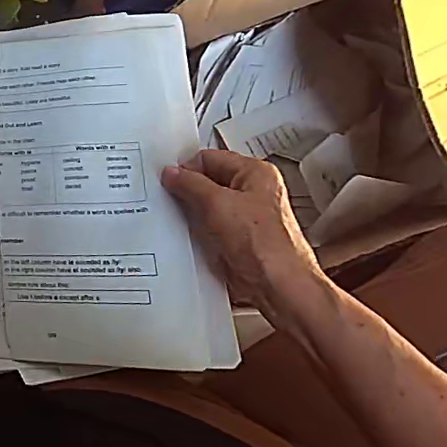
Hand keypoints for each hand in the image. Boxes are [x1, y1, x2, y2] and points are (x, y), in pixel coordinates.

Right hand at [160, 150, 326, 327]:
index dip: (187, 168)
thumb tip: (172, 173)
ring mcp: (245, 217)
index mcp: (255, 173)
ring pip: (207, 206)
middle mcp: (253, 192)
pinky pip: (209, 227)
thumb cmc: (265, 246)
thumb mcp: (216, 204)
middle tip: (171, 198)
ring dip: (192, 214)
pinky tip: (191, 237)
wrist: (278, 287)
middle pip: (208, 182)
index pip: (210, 158)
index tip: (169, 179)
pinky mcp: (238, 239)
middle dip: (188, 192)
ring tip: (185, 221)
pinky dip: (197, 231)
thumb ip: (189, 184)